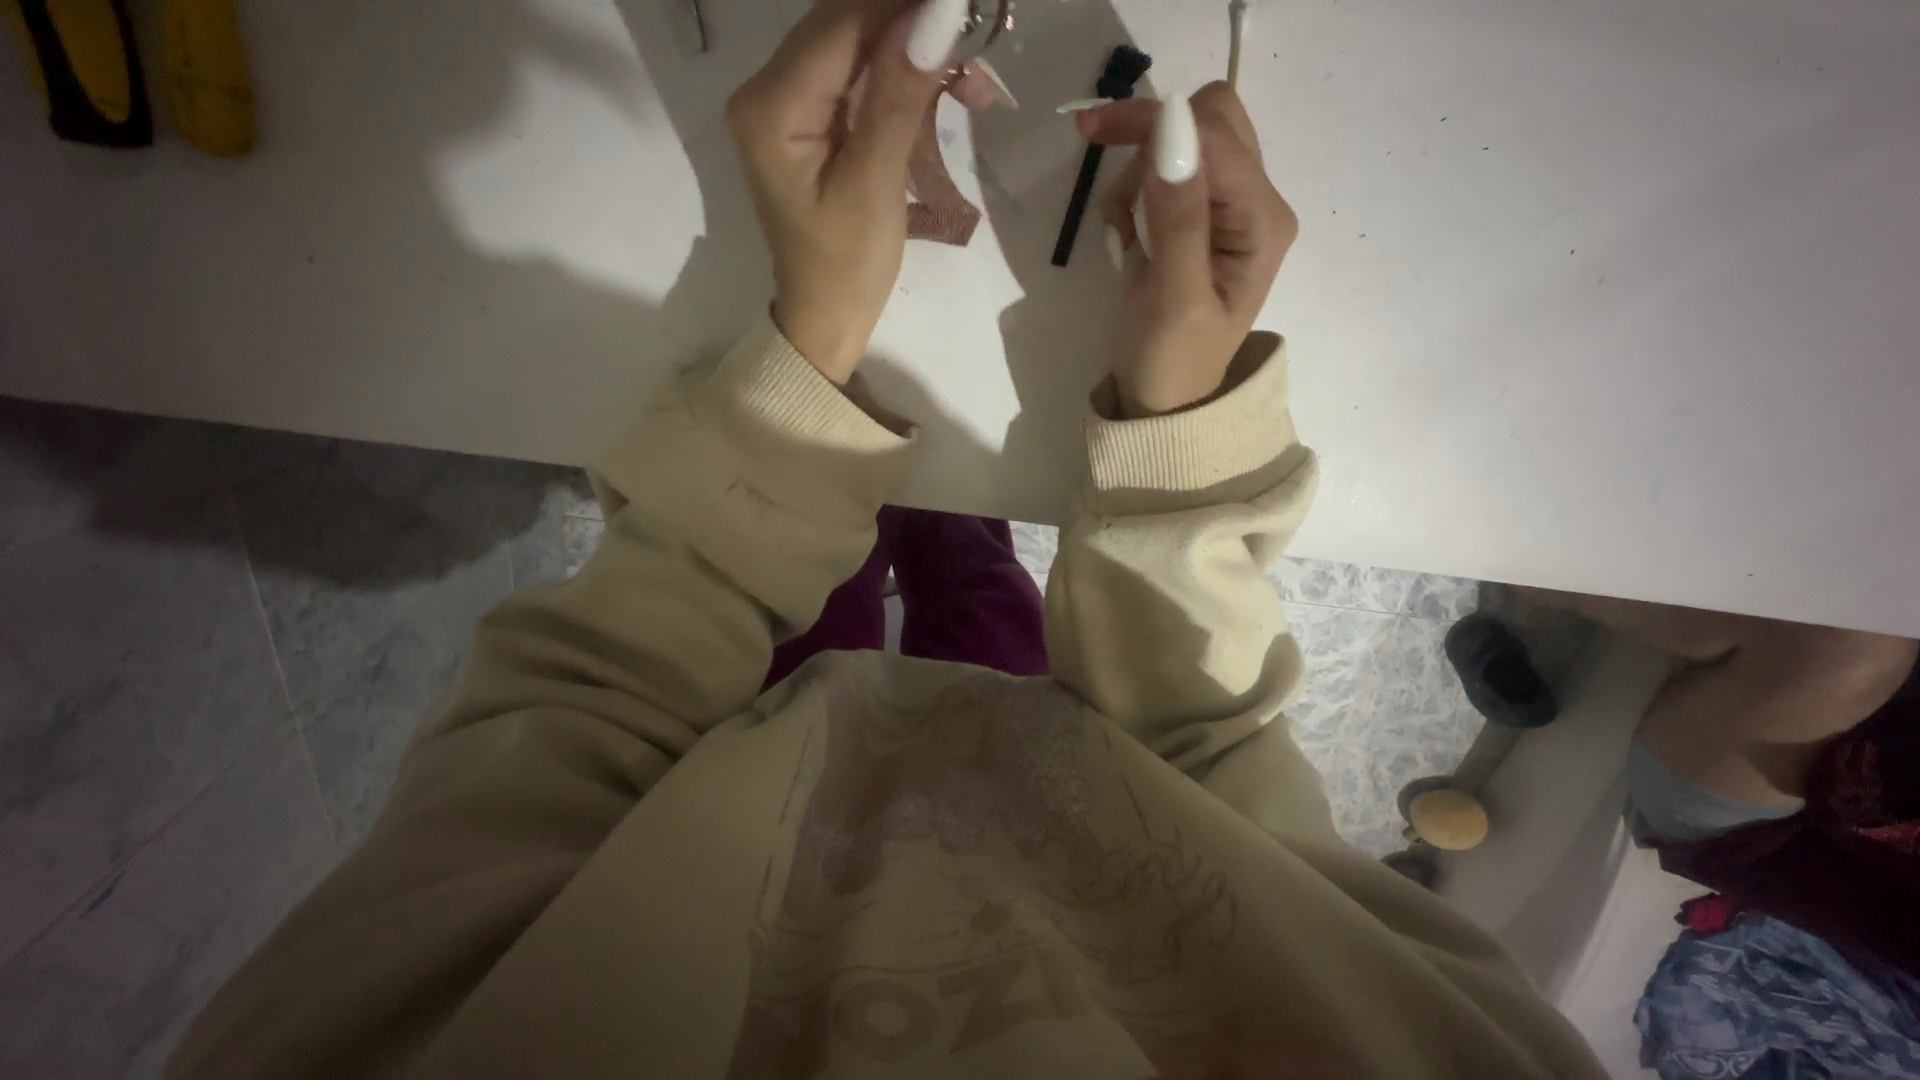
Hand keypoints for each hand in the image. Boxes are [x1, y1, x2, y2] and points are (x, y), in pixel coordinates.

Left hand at [726, 0, 977, 383]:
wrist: (824, 316)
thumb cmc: (846, 267)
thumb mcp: (873, 187)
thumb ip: (897, 99)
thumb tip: (933, 21)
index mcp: (770, 108)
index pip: (841, 25)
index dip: (905, 8)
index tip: (964, 10)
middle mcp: (768, 90)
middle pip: (847, 24)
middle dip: (915, 25)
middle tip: (978, 39)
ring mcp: (788, 102)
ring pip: (860, 45)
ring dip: (918, 51)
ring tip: (976, 79)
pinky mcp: (811, 118)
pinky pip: (861, 76)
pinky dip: (906, 77)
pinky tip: (950, 90)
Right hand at [1077, 83, 1298, 416]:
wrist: (1161, 401)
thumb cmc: (1172, 361)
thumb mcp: (1175, 297)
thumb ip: (1178, 214)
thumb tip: (1172, 127)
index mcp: (1263, 220)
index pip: (1214, 134)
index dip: (1156, 124)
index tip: (1091, 132)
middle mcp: (1253, 202)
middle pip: (1207, 121)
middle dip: (1150, 145)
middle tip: (1114, 199)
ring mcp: (1225, 208)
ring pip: (1180, 142)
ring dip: (1137, 174)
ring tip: (1123, 235)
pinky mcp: (1195, 217)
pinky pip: (1163, 172)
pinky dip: (1134, 191)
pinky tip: (1127, 236)